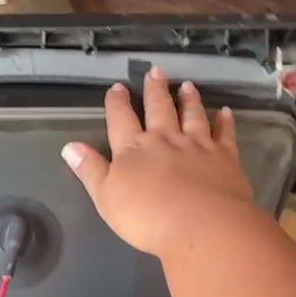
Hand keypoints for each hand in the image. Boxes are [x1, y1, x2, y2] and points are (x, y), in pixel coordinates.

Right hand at [62, 67, 256, 257]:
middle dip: (155, 90)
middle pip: (159, 109)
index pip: (121, 120)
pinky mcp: (224, 157)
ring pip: (192, 115)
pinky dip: (224, 121)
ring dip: (189, 100)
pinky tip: (225, 112)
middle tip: (156, 71)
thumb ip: (90, 170)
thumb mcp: (106, 196)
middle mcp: (165, 139)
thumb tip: (70, 146)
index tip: (117, 88)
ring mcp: (198, 146)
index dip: (117, 104)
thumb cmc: (145, 216)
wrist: (200, 224)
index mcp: (133, 149)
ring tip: (187, 85)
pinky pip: (224, 134)